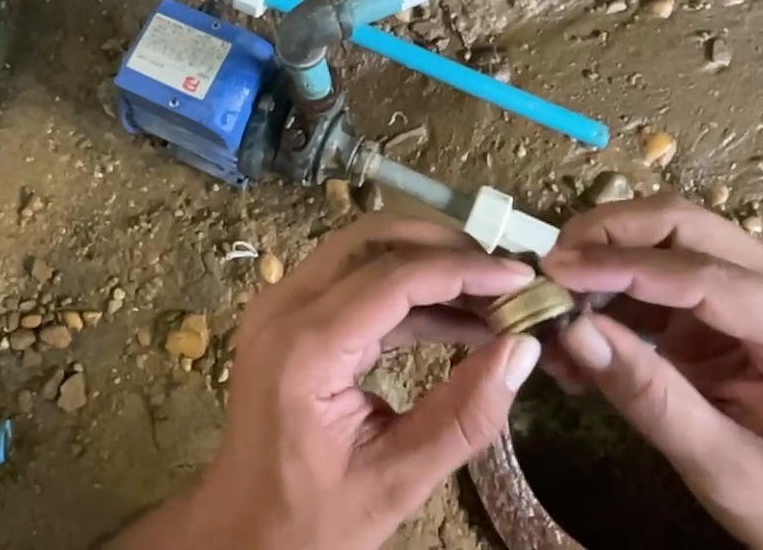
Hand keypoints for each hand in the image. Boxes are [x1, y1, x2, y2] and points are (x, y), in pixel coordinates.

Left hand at [112, 214, 541, 549]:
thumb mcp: (396, 480)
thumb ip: (464, 416)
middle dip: (444, 247)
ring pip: (363, 250)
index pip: (393, 278)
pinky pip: (353, 278)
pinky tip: (455, 318)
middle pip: (372, 240)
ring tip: (491, 299)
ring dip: (427, 263)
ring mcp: (281, 304)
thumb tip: (522, 349)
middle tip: (504, 278)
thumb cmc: (311, 517)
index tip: (521, 278)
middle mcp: (285, 307)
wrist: (240, 527)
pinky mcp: (289, 312)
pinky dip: (405, 290)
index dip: (463, 270)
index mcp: (305, 349)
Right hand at [541, 194, 762, 549]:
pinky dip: (611, 287)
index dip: (624, 267)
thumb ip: (650, 397)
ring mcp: (759, 284)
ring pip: (664, 234)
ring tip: (557, 304)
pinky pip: (656, 268)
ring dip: (603, 257)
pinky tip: (580, 323)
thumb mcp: (724, 469)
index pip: (704, 274)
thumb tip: (572, 331)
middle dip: (608, 237)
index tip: (555, 272)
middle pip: (683, 226)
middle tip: (549, 270)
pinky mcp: (725, 297)